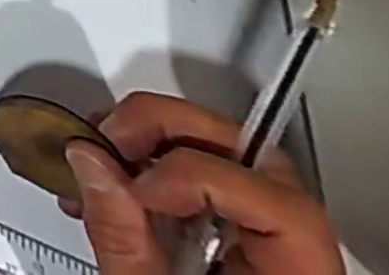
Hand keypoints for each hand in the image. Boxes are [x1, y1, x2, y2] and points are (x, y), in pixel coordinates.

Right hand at [61, 92, 342, 274]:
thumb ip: (122, 238)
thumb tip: (90, 157)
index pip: (281, 207)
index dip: (200, 176)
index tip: (138, 188)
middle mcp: (298, 259)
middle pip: (250, 157)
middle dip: (167, 130)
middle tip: (112, 140)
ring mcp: (269, 240)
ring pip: (223, 149)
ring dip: (152, 138)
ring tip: (104, 159)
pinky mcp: (232, 229)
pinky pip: (200, 165)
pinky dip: (149, 157)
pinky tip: (113, 178)